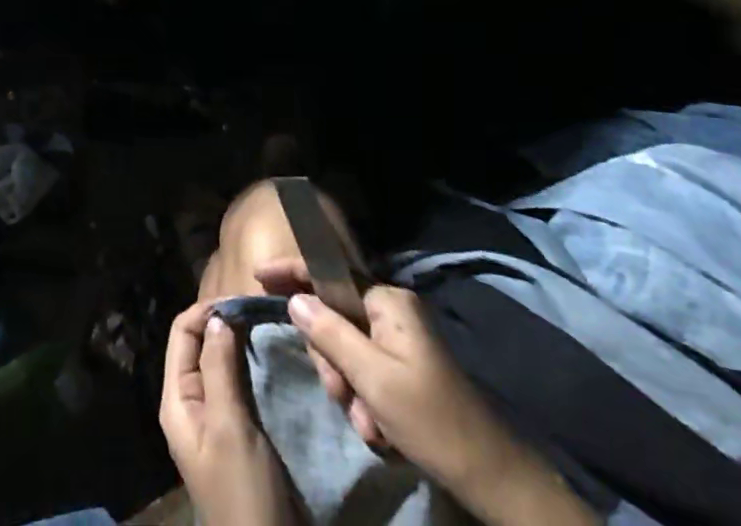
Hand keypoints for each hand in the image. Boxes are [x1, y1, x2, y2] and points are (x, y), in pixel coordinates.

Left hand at [159, 301, 297, 525]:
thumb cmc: (242, 489)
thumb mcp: (228, 427)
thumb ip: (219, 370)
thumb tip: (218, 317)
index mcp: (177, 400)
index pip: (183, 333)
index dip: (208, 310)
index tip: (245, 299)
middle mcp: (191, 400)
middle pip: (200, 343)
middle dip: (226, 320)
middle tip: (262, 307)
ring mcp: (214, 413)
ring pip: (222, 359)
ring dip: (241, 339)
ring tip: (270, 322)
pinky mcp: (237, 425)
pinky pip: (239, 380)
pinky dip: (252, 361)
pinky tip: (274, 353)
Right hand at [289, 287, 596, 525]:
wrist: (482, 467)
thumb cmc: (427, 416)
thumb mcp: (371, 377)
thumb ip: (329, 334)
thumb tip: (295, 299)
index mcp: (389, 302)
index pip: (331, 275)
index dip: (293, 272)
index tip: (257, 274)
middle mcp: (392, 312)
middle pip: (333, 319)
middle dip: (331, 361)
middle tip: (343, 395)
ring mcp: (397, 339)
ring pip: (344, 351)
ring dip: (348, 388)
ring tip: (368, 422)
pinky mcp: (400, 364)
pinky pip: (362, 371)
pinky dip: (362, 400)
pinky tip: (377, 428)